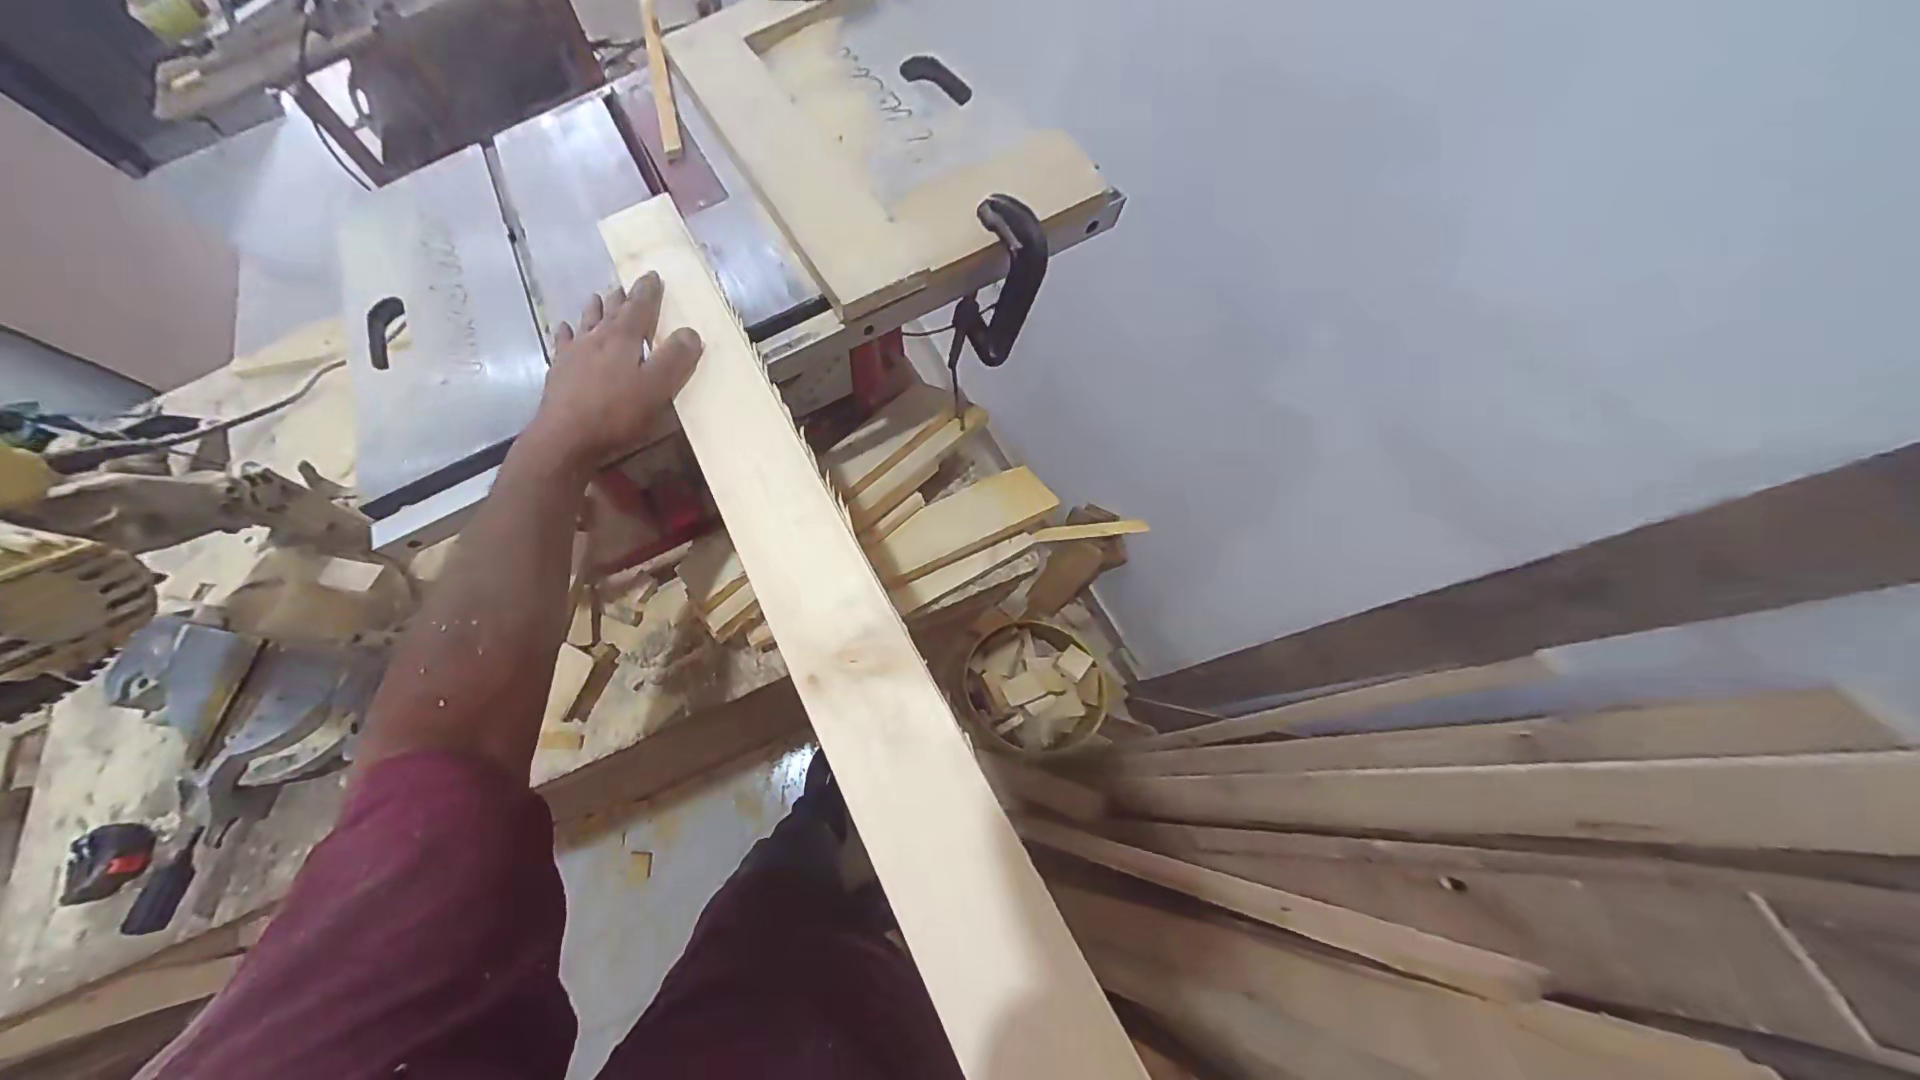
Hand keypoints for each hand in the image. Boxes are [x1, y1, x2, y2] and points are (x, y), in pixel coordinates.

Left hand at [523, 272, 702, 471]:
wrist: (565, 436)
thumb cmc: (617, 413)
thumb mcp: (657, 388)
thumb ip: (675, 359)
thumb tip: (691, 332)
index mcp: (623, 339)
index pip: (639, 308)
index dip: (648, 292)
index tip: (653, 275)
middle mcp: (597, 339)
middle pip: (613, 312)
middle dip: (624, 298)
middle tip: (628, 286)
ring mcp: (575, 354)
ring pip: (588, 323)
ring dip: (597, 309)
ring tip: (599, 297)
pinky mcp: (560, 371)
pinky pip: (565, 343)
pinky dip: (568, 333)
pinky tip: (566, 329)